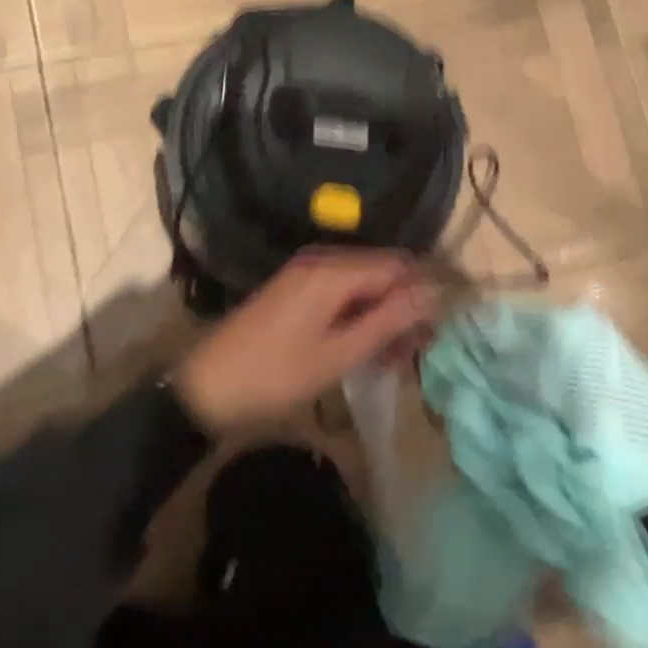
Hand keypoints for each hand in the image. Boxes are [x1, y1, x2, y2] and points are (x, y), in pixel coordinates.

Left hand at [173, 250, 436, 431]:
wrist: (207, 387)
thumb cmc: (276, 376)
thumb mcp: (339, 354)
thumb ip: (389, 319)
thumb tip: (435, 291)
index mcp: (333, 271)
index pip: (400, 264)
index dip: (426, 292)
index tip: (440, 329)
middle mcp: (321, 261)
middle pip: (382, 272)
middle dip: (404, 307)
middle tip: (413, 353)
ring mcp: (304, 274)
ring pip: (363, 285)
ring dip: (382, 316)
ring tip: (390, 360)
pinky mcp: (294, 291)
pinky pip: (340, 294)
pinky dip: (358, 317)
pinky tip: (363, 350)